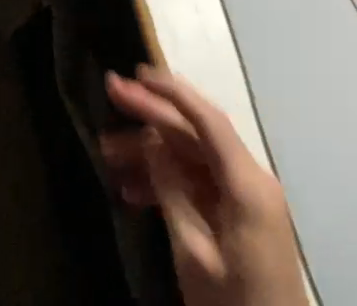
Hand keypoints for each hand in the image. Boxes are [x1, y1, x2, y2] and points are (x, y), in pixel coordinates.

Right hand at [101, 67, 308, 305]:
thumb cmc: (232, 302)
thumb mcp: (194, 251)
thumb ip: (172, 190)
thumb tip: (152, 138)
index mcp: (246, 184)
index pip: (207, 121)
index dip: (171, 92)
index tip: (136, 74)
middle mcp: (249, 179)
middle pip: (195, 134)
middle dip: (151, 114)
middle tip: (109, 92)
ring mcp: (244, 197)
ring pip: (191, 157)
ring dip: (150, 152)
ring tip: (107, 152)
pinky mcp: (237, 215)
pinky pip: (197, 184)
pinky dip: (165, 181)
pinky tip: (131, 190)